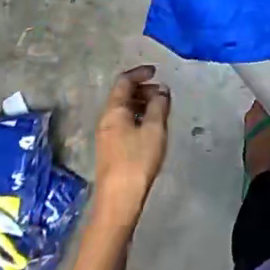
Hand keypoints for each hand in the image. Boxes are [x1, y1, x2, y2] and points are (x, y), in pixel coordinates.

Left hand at [92, 65, 170, 226]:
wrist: (119, 198)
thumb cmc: (138, 159)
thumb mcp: (155, 128)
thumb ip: (159, 104)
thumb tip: (161, 90)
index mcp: (113, 111)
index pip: (123, 82)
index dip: (140, 73)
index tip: (157, 71)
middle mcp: (106, 120)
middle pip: (122, 95)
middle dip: (143, 89)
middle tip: (163, 93)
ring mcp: (107, 135)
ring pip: (124, 109)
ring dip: (142, 103)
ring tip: (162, 108)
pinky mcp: (111, 147)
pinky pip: (124, 122)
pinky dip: (139, 116)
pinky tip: (152, 126)